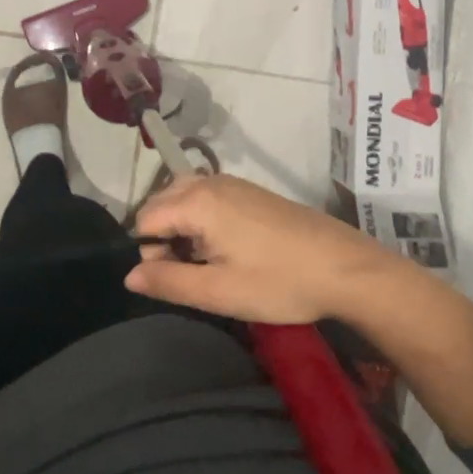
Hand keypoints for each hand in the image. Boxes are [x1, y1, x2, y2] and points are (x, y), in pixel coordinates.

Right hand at [124, 175, 399, 323]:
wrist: (344, 267)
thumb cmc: (278, 282)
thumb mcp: (219, 292)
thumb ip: (169, 282)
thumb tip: (129, 276)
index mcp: (197, 201)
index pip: (144, 220)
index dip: (149, 254)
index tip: (174, 281)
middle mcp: (208, 182)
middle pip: (160, 202)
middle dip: (161, 237)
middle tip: (189, 274)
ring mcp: (231, 183)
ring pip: (182, 197)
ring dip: (180, 228)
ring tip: (204, 263)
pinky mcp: (249, 191)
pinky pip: (204, 196)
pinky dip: (199, 219)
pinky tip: (224, 249)